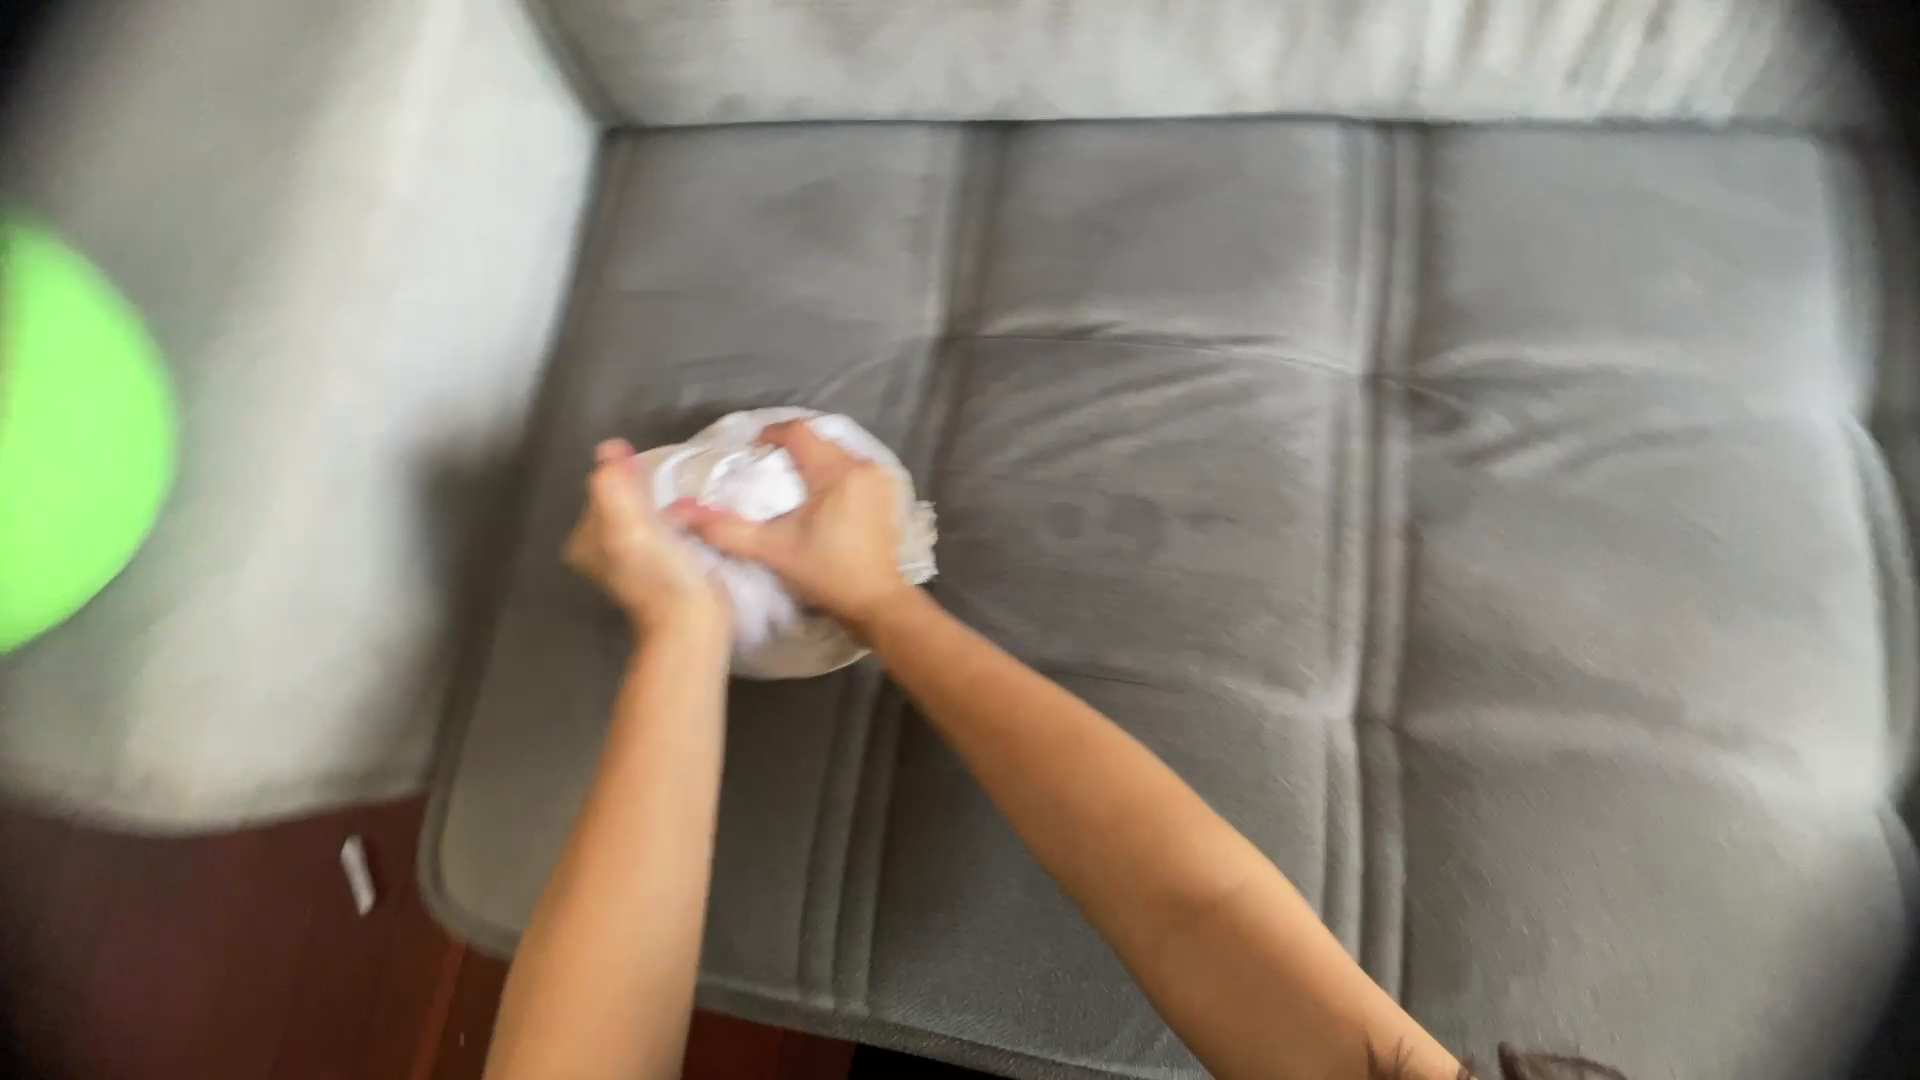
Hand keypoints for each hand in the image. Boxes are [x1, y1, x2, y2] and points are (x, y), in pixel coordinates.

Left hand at [564, 439, 725, 634]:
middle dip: (654, 492)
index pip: (604, 490)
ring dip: (674, 506)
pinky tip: (701, 521)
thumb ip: (613, 485)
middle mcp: (606, 550)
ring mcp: (637, 560)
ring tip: (693, 508)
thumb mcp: (628, 525)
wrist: (692, 621)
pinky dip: (686, 521)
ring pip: (653, 514)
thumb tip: (609, 447)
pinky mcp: (667, 566)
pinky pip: (672, 529)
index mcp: (586, 542)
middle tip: (679, 493)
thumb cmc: (657, 574)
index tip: (654, 471)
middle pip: (629, 501)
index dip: (627, 476)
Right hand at [674, 420, 912, 631]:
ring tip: (787, 484)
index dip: (769, 436)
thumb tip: (678, 511)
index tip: (750, 454)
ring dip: (811, 461)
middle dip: (789, 450)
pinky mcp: (887, 493)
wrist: (874, 602)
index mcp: (838, 472)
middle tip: (764, 472)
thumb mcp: (772, 550)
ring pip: (836, 453)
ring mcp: (880, 478)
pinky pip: (852, 468)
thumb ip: (725, 528)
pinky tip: (815, 497)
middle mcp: (864, 466)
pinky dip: (831, 474)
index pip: (798, 432)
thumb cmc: (825, 574)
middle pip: (818, 440)